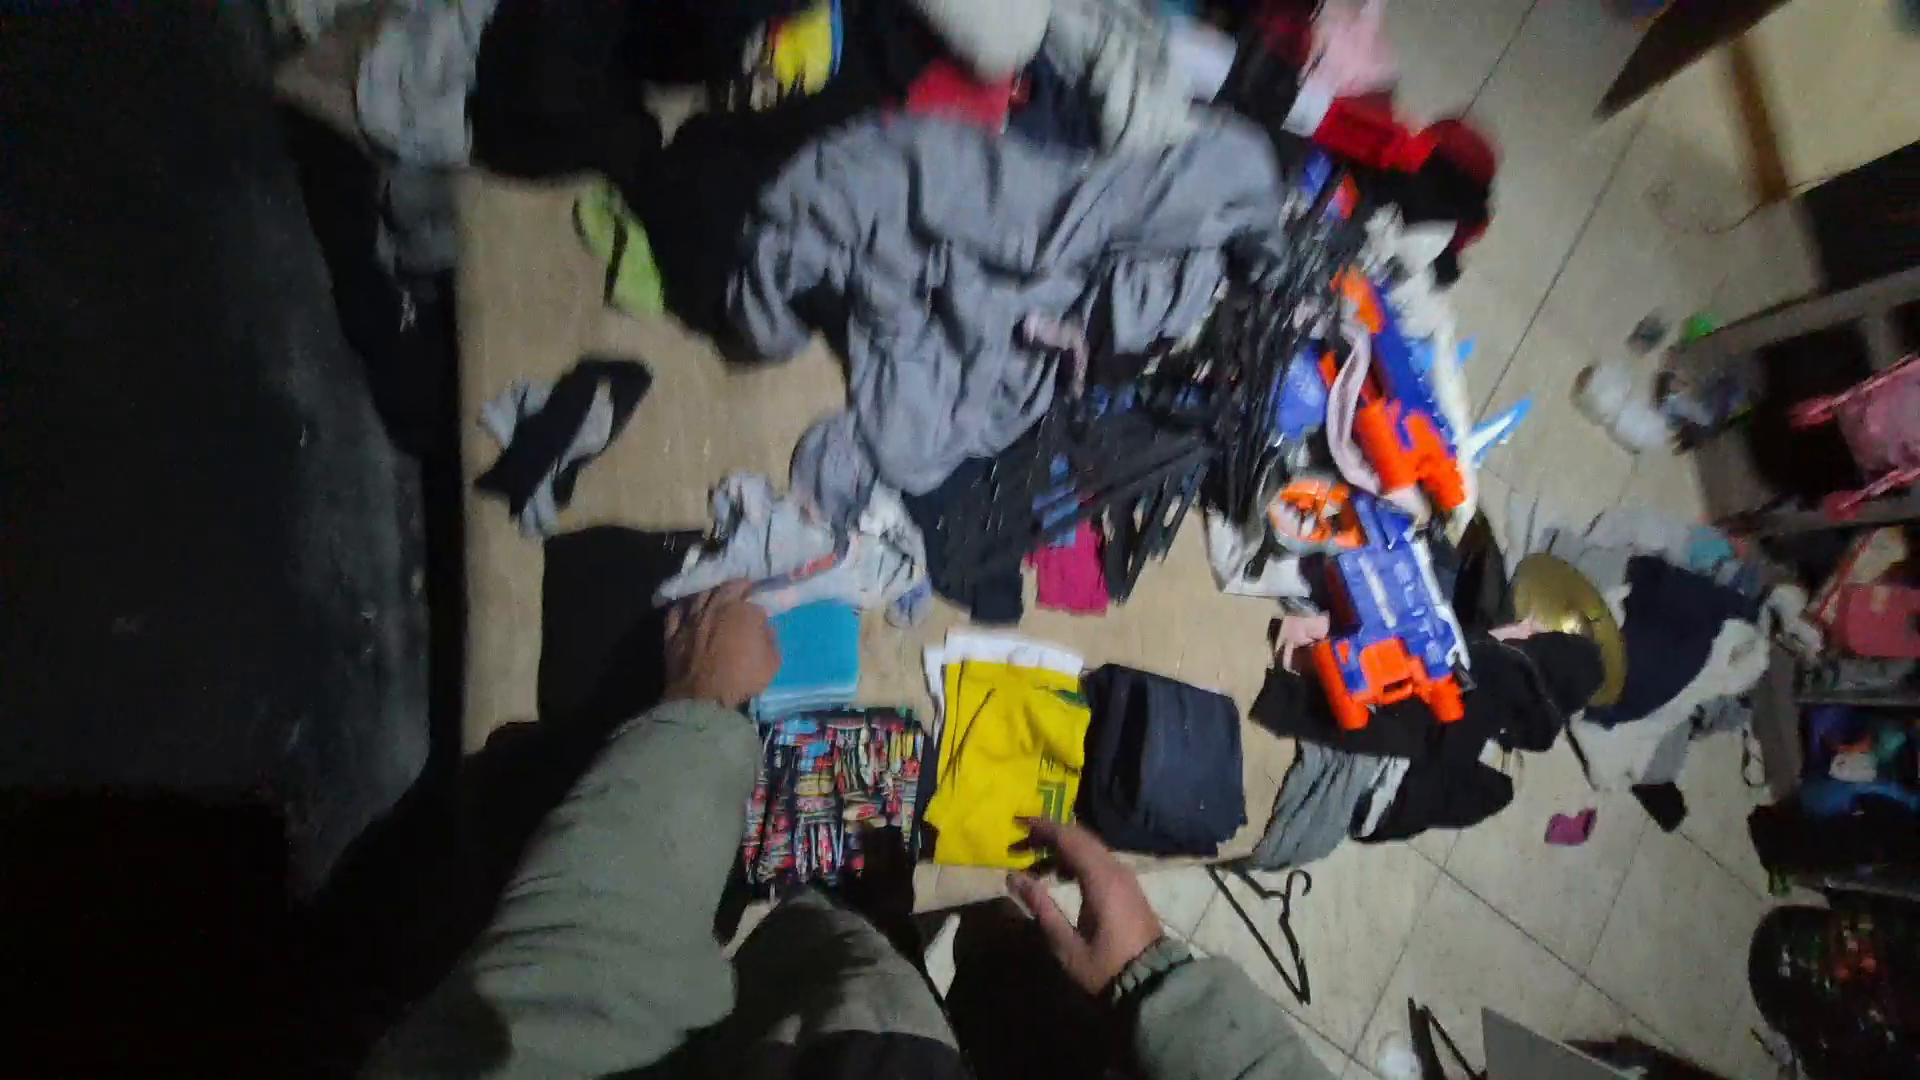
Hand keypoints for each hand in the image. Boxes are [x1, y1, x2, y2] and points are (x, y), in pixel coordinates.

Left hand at [661, 581, 779, 707]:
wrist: (703, 700)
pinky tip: (688, 608)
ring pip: (701, 594)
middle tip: (743, 591)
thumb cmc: (742, 679)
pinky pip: (676, 611)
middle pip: (728, 587)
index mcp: (743, 611)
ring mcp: (691, 618)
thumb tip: (764, 629)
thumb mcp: (772, 663)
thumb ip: (770, 640)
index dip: (760, 606)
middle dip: (738, 587)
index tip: (761, 614)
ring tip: (716, 596)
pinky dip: (684, 607)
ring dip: (711, 592)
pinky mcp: (673, 632)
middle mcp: (716, 607)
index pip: (755, 600)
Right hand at [1007, 819, 1163, 995]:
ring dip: (1063, 847)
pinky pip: (1099, 858)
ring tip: (1036, 862)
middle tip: (1022, 843)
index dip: (1043, 828)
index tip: (1019, 824)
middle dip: (1050, 835)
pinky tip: (1062, 875)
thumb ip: (1041, 907)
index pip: (1068, 838)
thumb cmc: (1106, 967)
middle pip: (1079, 837)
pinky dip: (1077, 857)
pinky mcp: (1128, 885)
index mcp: (1100, 878)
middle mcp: (1114, 868)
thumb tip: (1013, 877)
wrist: (1155, 985)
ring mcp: (1124, 875)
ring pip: (1089, 846)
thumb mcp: (1066, 944)